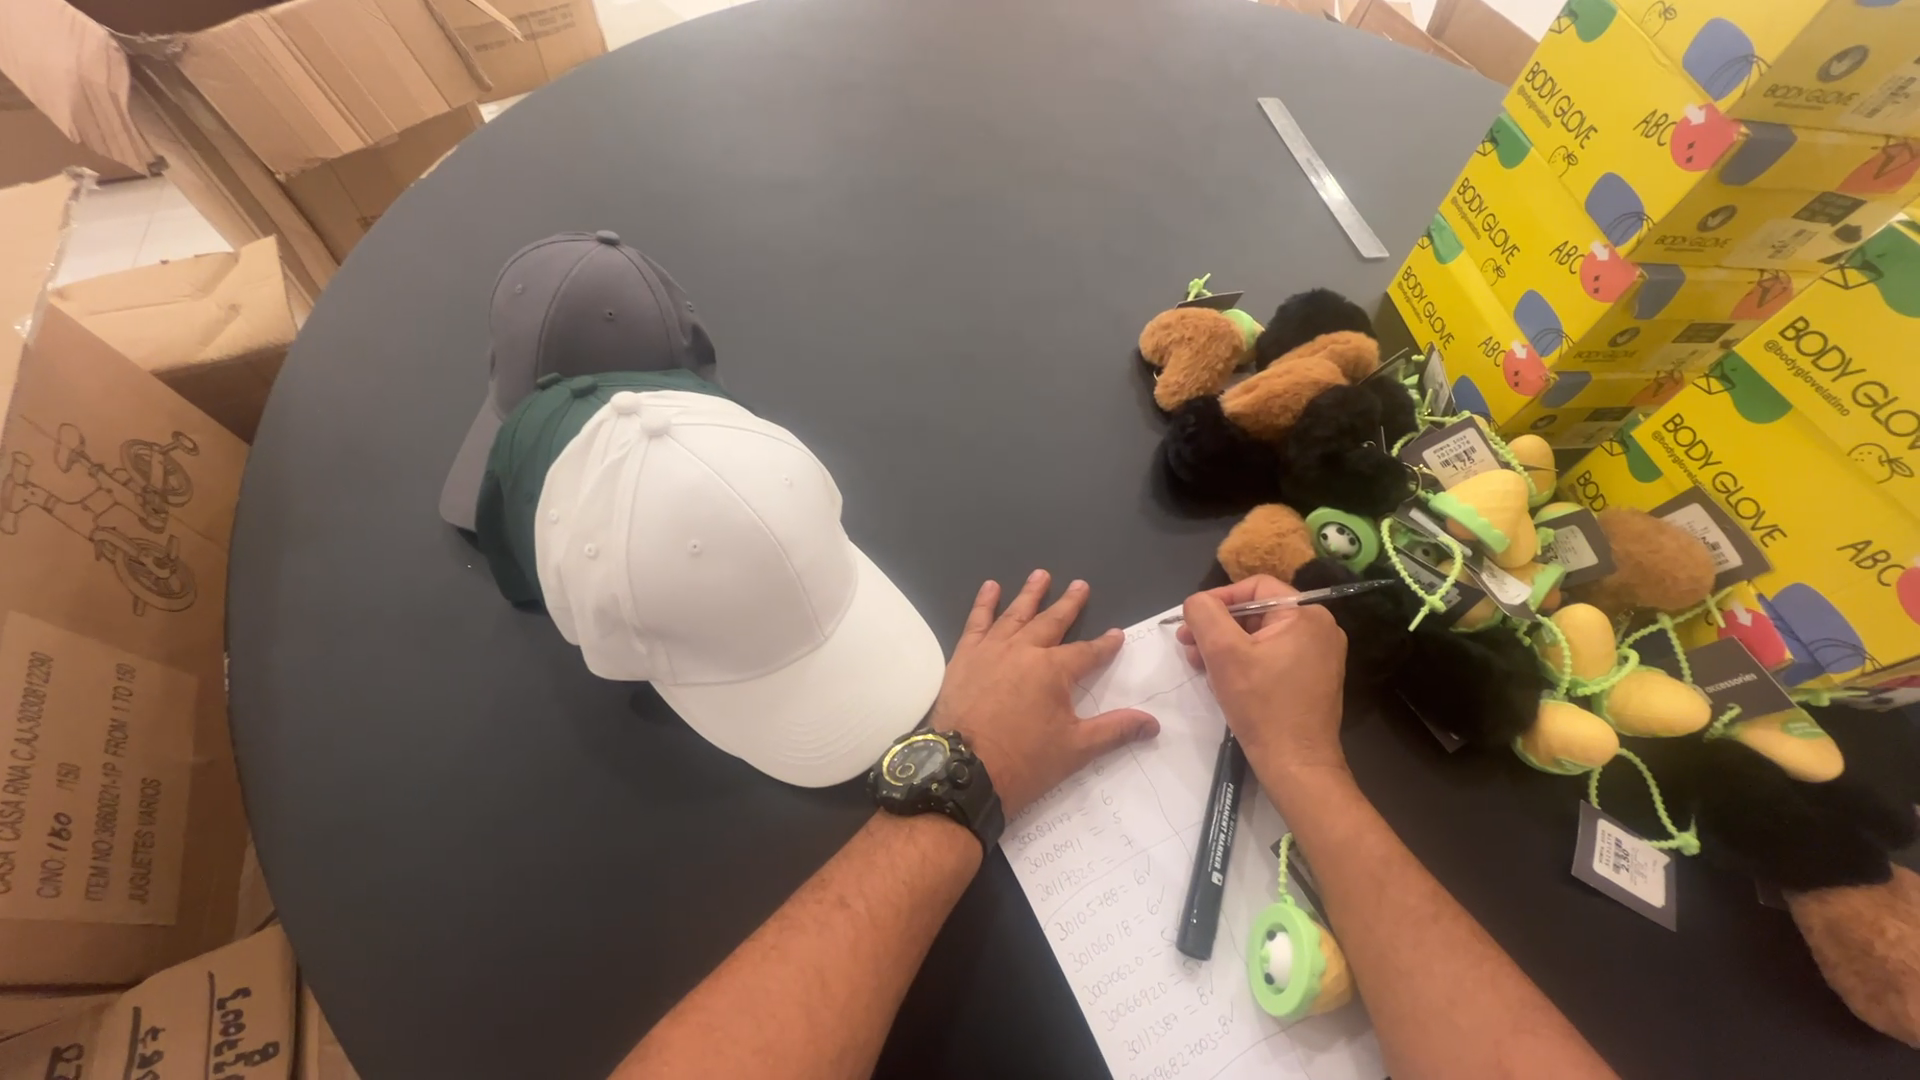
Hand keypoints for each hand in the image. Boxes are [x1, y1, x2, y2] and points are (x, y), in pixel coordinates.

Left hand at [931, 571, 1159, 816]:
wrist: (963, 770)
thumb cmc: (1023, 761)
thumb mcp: (1076, 749)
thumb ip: (1115, 730)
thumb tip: (1153, 723)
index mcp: (1053, 670)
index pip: (1087, 652)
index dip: (1104, 644)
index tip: (1116, 634)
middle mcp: (1024, 650)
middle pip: (1052, 622)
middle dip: (1069, 604)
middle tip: (1080, 585)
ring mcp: (991, 650)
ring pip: (1015, 614)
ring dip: (1030, 594)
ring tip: (1041, 575)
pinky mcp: (964, 656)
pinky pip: (976, 622)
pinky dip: (984, 604)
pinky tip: (990, 588)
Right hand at [1176, 575, 1347, 779]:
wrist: (1295, 765)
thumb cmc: (1261, 705)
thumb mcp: (1223, 652)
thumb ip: (1204, 614)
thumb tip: (1196, 602)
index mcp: (1306, 615)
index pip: (1254, 586)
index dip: (1218, 599)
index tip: (1191, 621)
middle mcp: (1319, 629)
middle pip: (1255, 611)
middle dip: (1217, 627)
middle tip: (1188, 646)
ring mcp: (1318, 656)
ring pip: (1259, 636)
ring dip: (1225, 646)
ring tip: (1200, 666)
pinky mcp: (1311, 679)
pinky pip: (1270, 657)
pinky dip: (1243, 663)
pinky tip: (1222, 680)